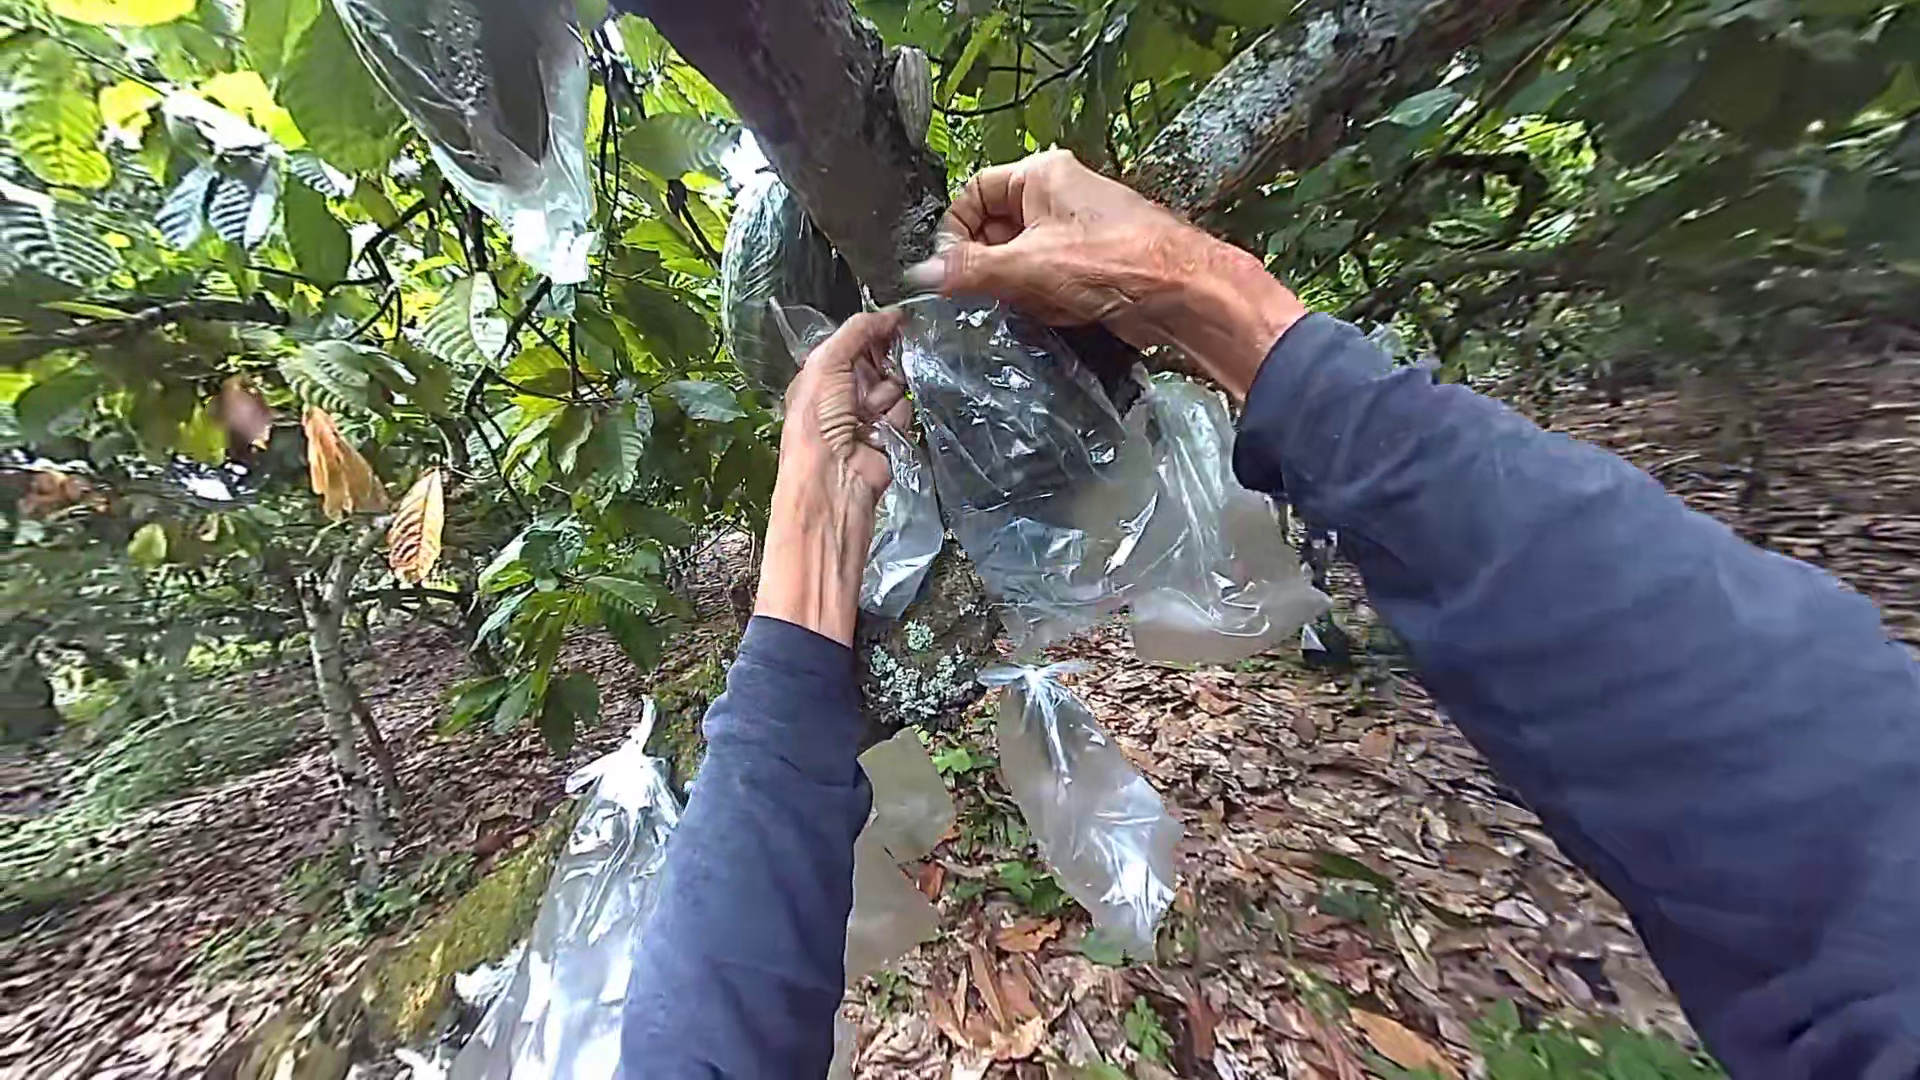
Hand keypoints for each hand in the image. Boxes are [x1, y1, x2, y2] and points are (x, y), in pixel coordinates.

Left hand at [755, 311, 908, 645]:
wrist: (834, 476)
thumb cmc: (818, 420)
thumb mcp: (827, 362)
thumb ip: (857, 332)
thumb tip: (890, 313)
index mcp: (823, 375)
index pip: (855, 343)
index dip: (874, 332)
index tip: (896, 321)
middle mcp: (845, 394)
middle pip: (879, 363)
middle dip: (885, 362)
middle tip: (883, 368)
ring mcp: (869, 416)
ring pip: (896, 387)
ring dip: (890, 394)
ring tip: (874, 409)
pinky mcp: (890, 436)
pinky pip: (905, 413)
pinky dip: (898, 417)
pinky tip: (884, 427)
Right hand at [905, 149, 1307, 398]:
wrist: (1178, 294)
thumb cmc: (1108, 262)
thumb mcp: (1027, 265)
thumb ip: (970, 270)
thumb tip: (921, 274)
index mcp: (1039, 177)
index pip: (974, 194)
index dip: (956, 232)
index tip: (949, 270)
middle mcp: (1054, 199)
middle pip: (993, 231)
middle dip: (987, 268)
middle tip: (985, 296)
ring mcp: (1070, 234)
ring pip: (1016, 263)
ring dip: (1014, 289)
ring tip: (1029, 304)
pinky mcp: (1084, 267)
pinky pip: (1042, 283)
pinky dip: (1039, 301)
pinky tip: (1053, 312)